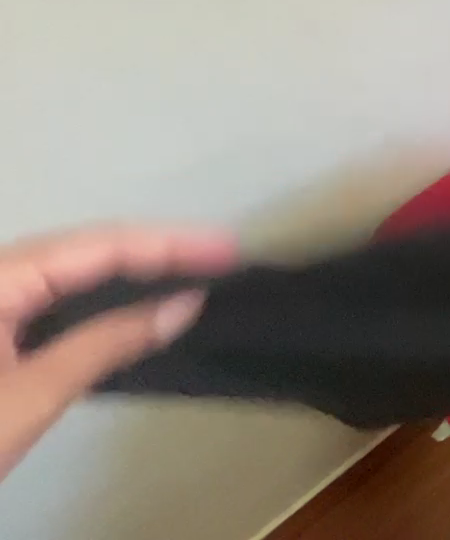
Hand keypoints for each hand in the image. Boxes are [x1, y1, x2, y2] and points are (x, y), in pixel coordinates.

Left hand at [0, 225, 236, 478]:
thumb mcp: (29, 398)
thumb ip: (108, 343)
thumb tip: (188, 303)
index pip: (95, 247)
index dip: (170, 243)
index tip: (229, 249)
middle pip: (80, 248)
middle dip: (155, 248)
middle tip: (220, 255)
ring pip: (64, 267)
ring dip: (131, 266)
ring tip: (190, 267)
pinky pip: (46, 291)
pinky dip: (98, 288)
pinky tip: (131, 296)